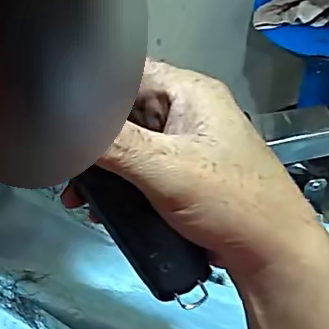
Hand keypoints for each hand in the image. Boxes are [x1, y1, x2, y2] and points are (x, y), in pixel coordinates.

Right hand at [77, 60, 328, 280]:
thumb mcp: (164, 168)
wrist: (270, 255)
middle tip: (64, 167)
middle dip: (90, 141)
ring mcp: (186, 147)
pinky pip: (140, 172)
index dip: (90, 91)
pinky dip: (119, 187)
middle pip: (123, 112)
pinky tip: (102, 208)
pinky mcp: (183, 178)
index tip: (58, 116)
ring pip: (129, 146)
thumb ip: (112, 144)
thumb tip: (64, 126)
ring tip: (79, 195)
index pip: (127, 73)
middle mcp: (188, 113)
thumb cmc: (231, 203)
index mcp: (190, 92)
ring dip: (102, 169)